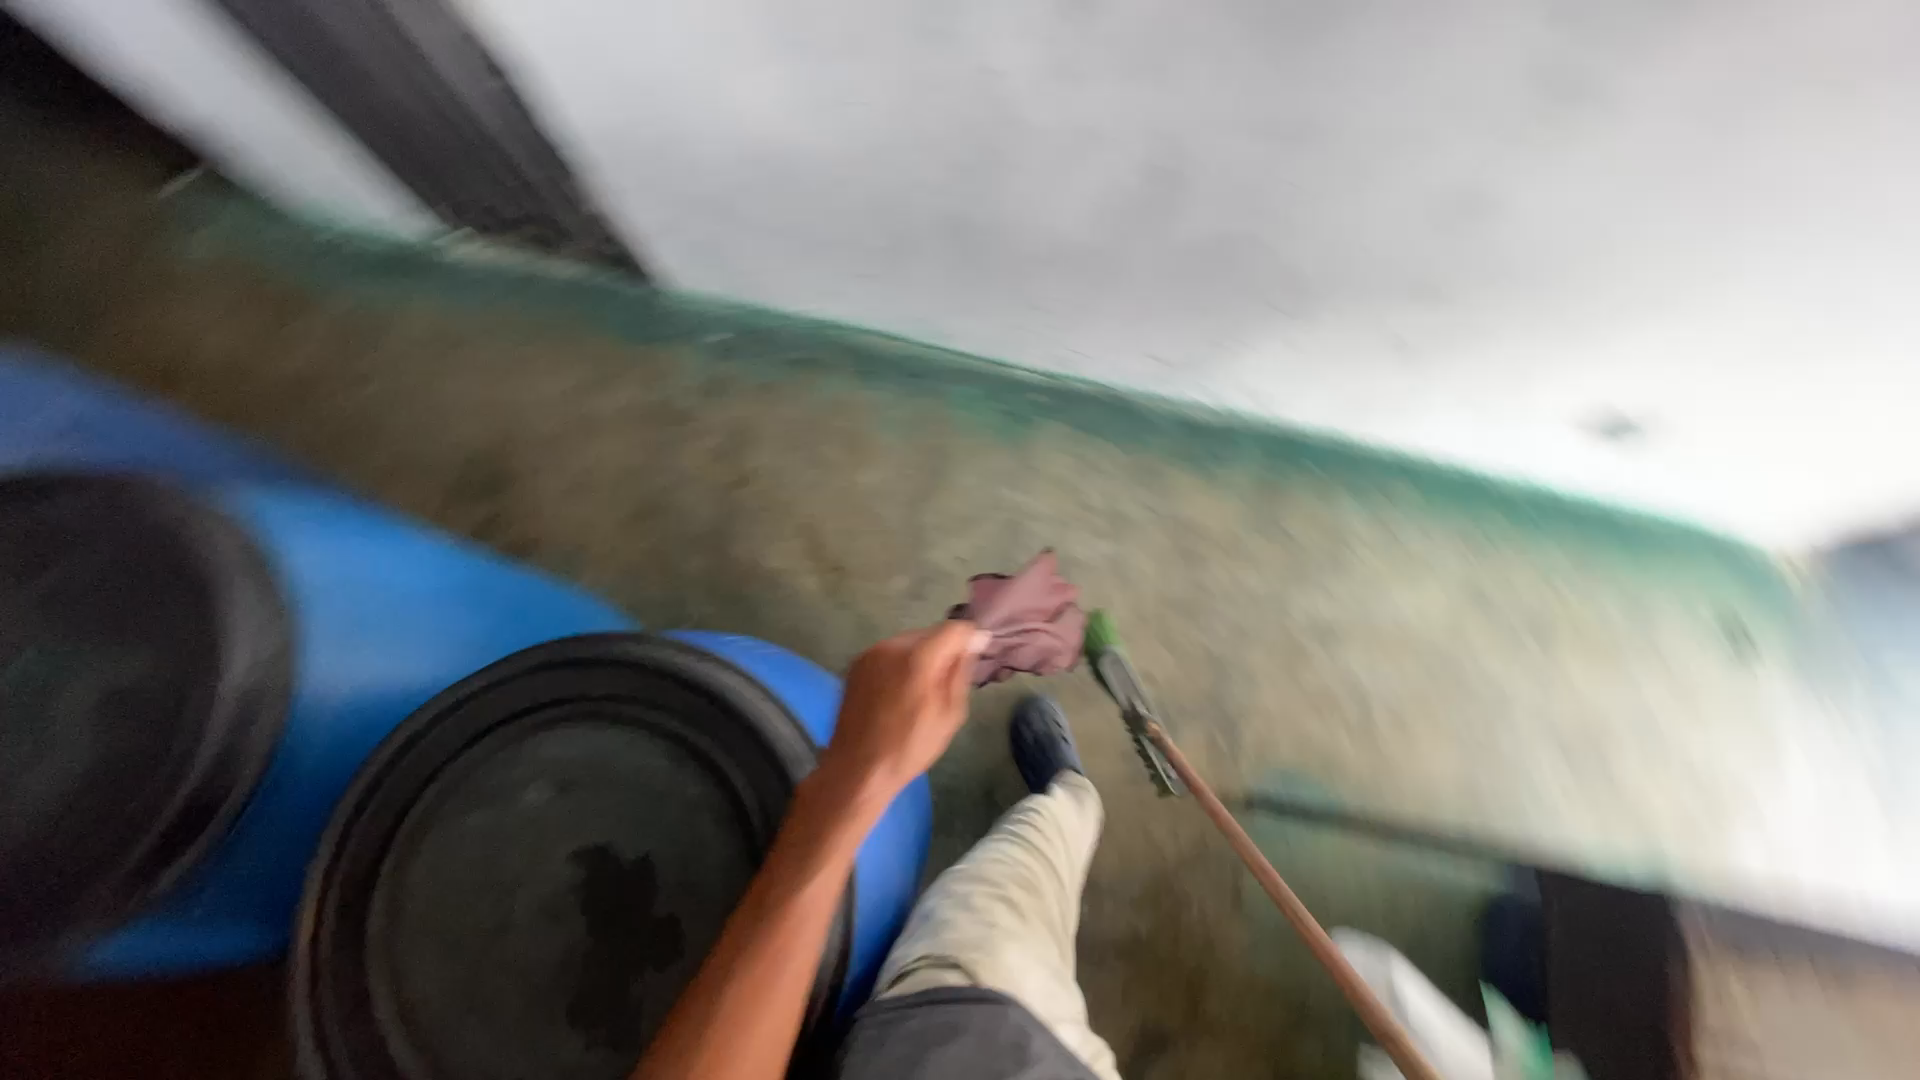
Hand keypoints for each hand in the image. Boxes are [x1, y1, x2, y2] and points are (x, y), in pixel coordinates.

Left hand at [815, 621, 986, 804]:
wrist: (857, 768)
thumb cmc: (910, 748)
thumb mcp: (950, 715)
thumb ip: (961, 672)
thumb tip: (973, 642)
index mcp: (918, 659)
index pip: (954, 628)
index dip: (969, 638)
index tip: (975, 656)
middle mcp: (892, 646)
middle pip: (931, 633)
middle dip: (944, 649)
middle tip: (946, 681)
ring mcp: (871, 652)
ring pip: (909, 641)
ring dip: (921, 656)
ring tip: (920, 689)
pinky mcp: (857, 662)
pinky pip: (890, 652)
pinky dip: (900, 663)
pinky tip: (898, 691)